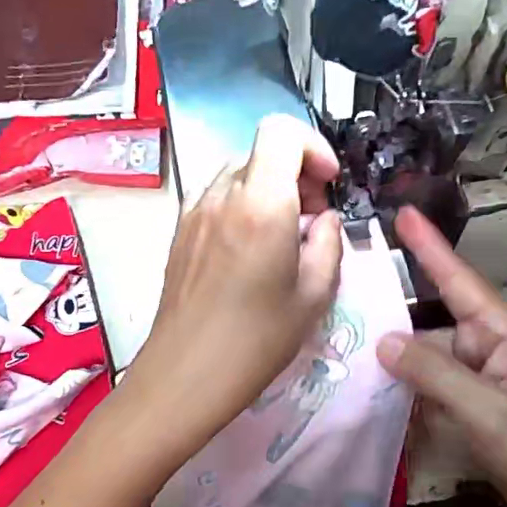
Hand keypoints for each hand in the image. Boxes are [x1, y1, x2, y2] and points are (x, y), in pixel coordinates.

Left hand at [128, 115, 342, 446]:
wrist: (185, 375)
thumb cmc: (256, 339)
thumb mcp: (313, 295)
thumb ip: (328, 244)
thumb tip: (324, 220)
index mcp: (260, 202)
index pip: (281, 131)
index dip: (312, 146)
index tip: (327, 184)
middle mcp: (221, 195)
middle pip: (260, 153)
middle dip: (294, 174)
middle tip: (311, 220)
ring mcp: (192, 213)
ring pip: (236, 176)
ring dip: (266, 192)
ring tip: (281, 239)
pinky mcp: (178, 234)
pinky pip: (215, 201)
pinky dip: (241, 209)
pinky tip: (249, 254)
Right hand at [377, 207, 506, 506]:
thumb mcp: (488, 413)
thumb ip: (434, 375)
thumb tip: (383, 340)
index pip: (460, 280)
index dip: (429, 247)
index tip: (402, 212)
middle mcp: (497, 346)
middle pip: (435, 325)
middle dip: (397, 325)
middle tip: (347, 314)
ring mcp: (490, 377)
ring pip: (433, 360)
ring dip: (403, 367)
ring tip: (355, 363)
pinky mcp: (484, 404)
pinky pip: (440, 387)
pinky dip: (417, 393)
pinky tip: (386, 398)